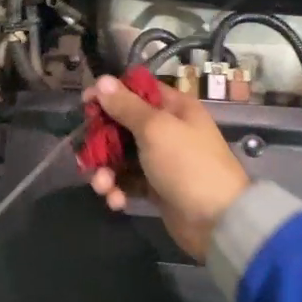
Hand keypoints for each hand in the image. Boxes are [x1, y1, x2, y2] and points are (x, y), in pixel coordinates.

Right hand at [84, 75, 251, 260]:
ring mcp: (161, 159)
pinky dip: (118, 189)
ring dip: (106, 169)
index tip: (86, 102)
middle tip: (84, 153)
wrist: (217, 221)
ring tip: (102, 186)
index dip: (110, 94)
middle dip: (101, 140)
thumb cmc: (188, 165)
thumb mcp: (156, 129)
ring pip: (121, 155)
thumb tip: (102, 80)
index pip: (137, 90)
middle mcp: (167, 129)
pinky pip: (128, 181)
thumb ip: (126, 106)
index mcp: (174, 107)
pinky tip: (116, 201)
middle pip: (122, 124)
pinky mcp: (156, 187)